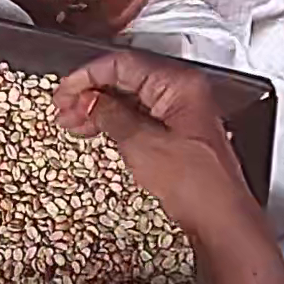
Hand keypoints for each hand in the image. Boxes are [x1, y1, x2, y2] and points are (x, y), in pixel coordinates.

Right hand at [52, 52, 255, 233]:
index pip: (123, 64)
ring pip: (127, 99)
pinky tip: (93, 131)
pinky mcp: (172, 134)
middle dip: (89, 93)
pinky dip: (111, 123)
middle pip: (124, 79)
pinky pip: (135, 118)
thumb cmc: (196, 184)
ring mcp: (177, 113)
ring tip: (71, 123)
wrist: (220, 218)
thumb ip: (111, 116)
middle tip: (62, 109)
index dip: (87, 76)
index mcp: (178, 85)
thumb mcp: (142, 145)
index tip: (64, 91)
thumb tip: (88, 99)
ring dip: (96, 109)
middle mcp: (180, 93)